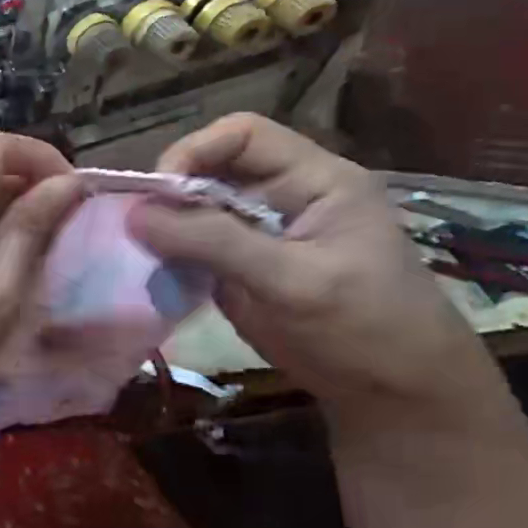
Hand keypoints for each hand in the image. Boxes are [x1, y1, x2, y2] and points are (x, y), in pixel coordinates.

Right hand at [129, 114, 502, 422]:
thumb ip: (215, 242)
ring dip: (161, 229)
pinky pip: (190, 249)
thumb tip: (135, 214)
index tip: (157, 193)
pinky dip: (165, 258)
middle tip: (136, 230)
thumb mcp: (291, 280)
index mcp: (313, 180)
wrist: (393, 392)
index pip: (242, 135)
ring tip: (137, 254)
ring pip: (192, 212)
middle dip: (169, 195)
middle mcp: (280, 197)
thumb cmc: (362, 327)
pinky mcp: (237, 269)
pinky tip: (151, 276)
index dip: (193, 151)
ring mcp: (256, 235)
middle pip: (210, 170)